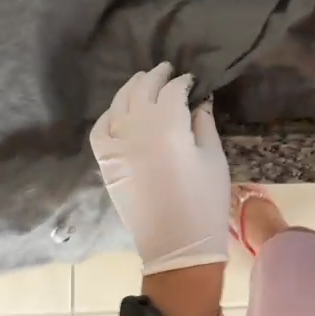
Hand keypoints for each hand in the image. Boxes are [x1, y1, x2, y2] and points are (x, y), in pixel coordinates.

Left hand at [90, 63, 231, 276]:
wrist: (176, 244)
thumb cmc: (204, 200)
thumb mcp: (213, 157)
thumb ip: (203, 123)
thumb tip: (199, 101)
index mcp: (168, 125)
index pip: (174, 90)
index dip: (185, 82)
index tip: (193, 81)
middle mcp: (137, 128)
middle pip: (143, 89)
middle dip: (156, 77)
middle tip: (168, 71)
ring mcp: (116, 144)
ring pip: (119, 102)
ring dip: (133, 88)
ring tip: (144, 81)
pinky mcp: (106, 161)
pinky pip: (101, 127)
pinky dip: (110, 113)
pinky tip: (120, 110)